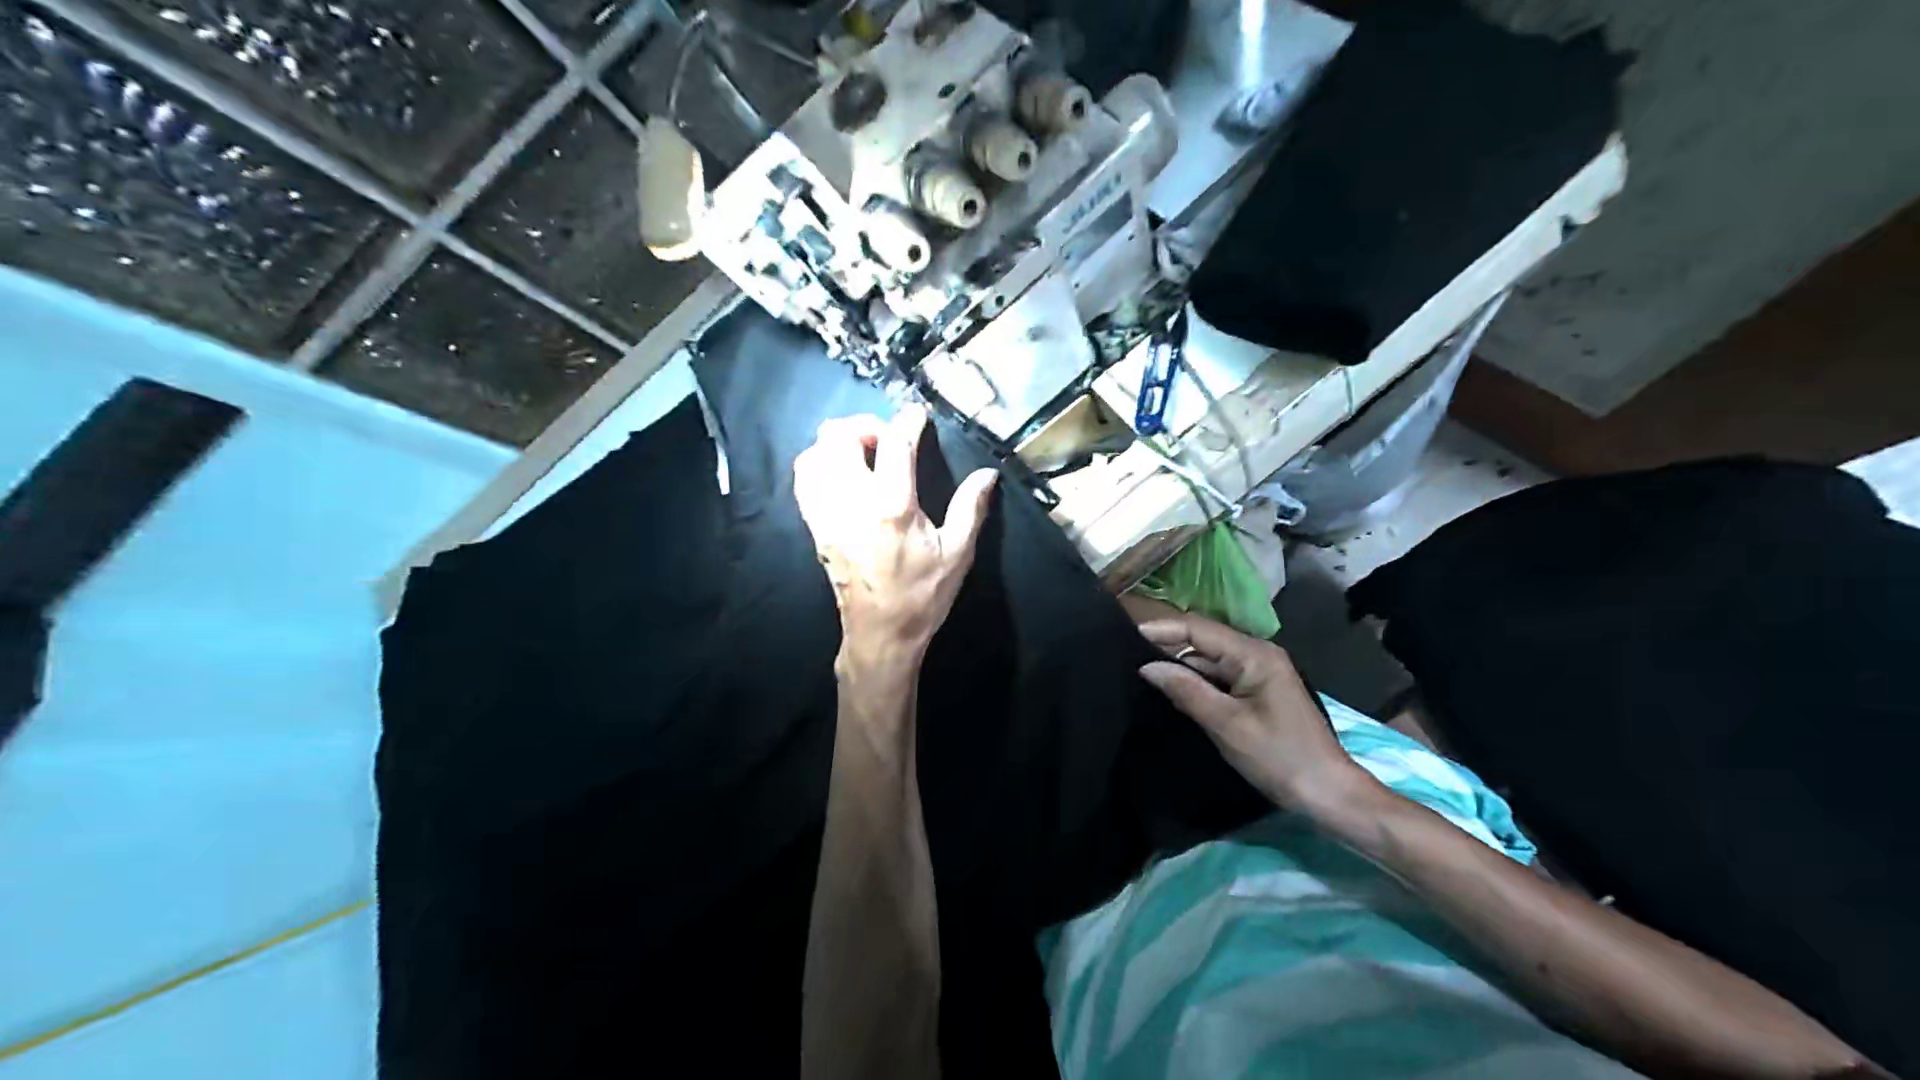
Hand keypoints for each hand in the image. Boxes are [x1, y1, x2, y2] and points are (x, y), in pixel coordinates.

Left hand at [793, 405, 997, 672]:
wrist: (881, 633)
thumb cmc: (922, 595)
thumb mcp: (957, 554)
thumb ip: (971, 508)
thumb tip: (988, 474)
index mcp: (892, 508)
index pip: (894, 445)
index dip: (908, 421)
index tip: (918, 414)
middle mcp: (853, 503)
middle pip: (841, 438)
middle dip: (866, 424)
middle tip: (887, 436)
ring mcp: (827, 514)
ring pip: (816, 453)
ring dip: (838, 441)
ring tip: (862, 451)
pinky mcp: (815, 526)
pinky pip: (803, 479)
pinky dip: (818, 461)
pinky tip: (839, 470)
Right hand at [1137, 615, 1382, 816]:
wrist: (1329, 793)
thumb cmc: (1279, 757)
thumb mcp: (1227, 725)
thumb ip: (1186, 690)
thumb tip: (1147, 667)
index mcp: (1254, 655)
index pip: (1198, 629)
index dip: (1161, 629)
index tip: (1126, 634)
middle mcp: (1258, 654)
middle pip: (1203, 640)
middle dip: (1167, 645)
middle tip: (1127, 654)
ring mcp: (1260, 672)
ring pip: (1209, 659)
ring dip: (1180, 665)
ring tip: (1142, 671)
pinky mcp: (1259, 690)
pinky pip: (1220, 676)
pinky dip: (1197, 680)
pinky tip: (1173, 689)